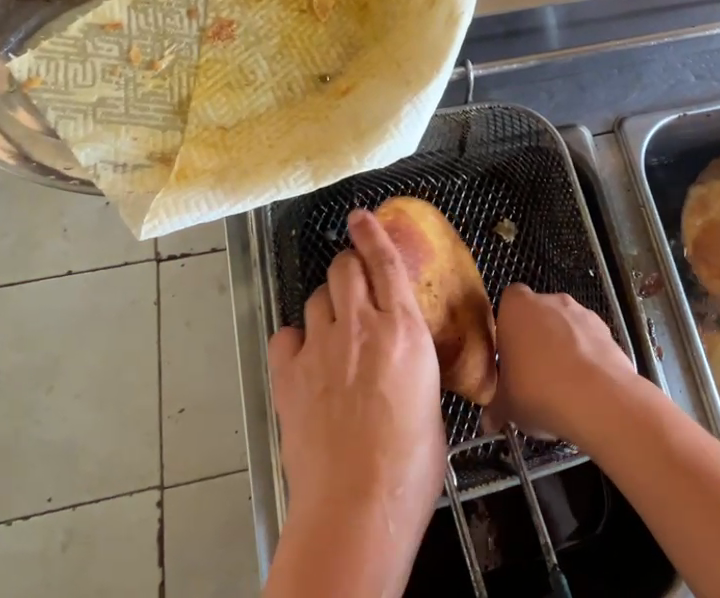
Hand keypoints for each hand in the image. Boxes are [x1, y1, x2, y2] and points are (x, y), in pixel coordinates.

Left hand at [268, 209, 445, 519]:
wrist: (358, 503)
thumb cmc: (411, 461)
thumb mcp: (431, 398)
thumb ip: (414, 363)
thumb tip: (405, 358)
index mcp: (404, 329)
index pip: (384, 261)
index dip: (371, 232)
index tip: (361, 216)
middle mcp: (360, 326)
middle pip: (343, 269)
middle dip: (348, 267)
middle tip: (354, 283)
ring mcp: (320, 348)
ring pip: (315, 298)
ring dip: (327, 305)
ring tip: (334, 330)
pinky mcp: (288, 374)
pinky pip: (287, 335)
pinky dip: (297, 340)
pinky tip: (307, 358)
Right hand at [486, 284, 637, 441]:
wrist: (599, 401)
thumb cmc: (539, 391)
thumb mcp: (505, 405)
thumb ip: (495, 406)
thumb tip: (491, 419)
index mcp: (517, 307)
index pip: (507, 304)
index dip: (507, 329)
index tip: (507, 356)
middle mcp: (551, 301)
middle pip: (538, 316)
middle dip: (536, 341)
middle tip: (531, 376)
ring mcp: (583, 314)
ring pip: (566, 329)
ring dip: (563, 350)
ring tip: (562, 389)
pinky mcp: (608, 332)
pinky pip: (589, 344)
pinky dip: (587, 361)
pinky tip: (584, 390)